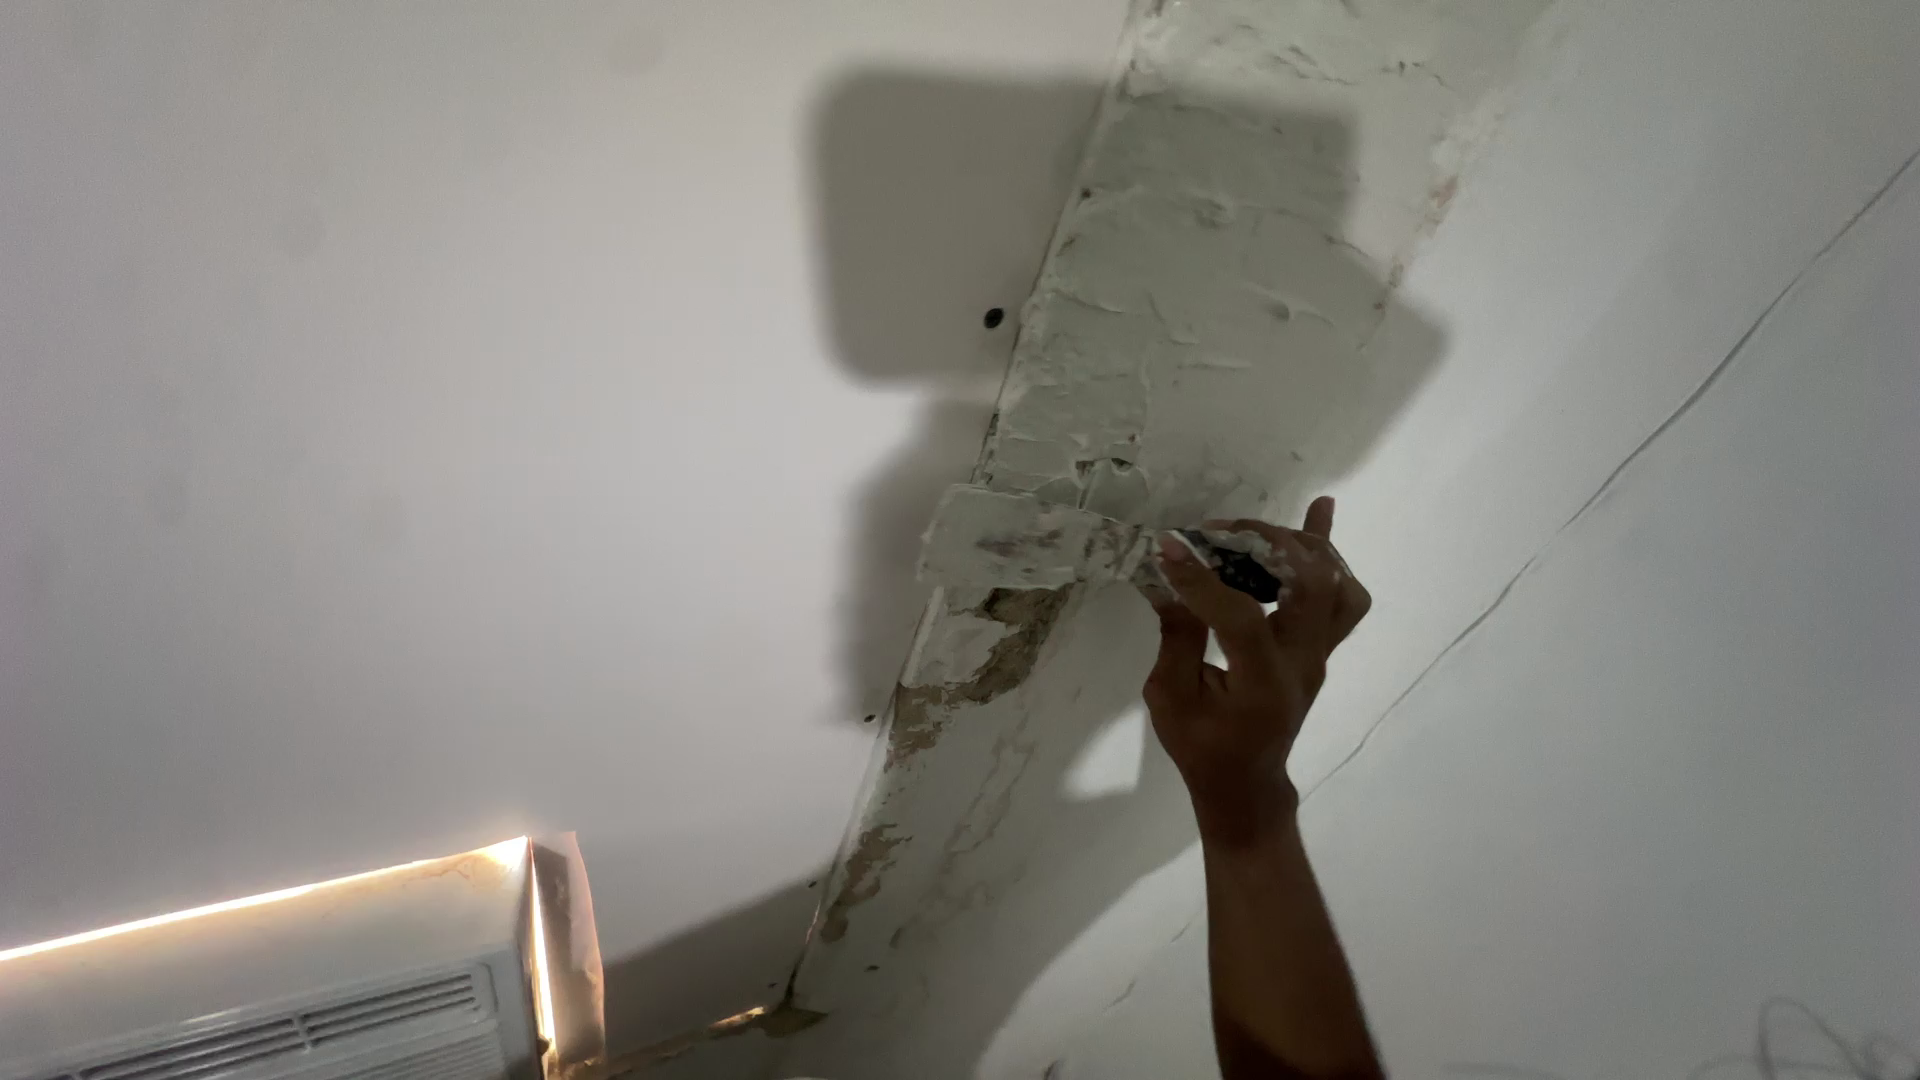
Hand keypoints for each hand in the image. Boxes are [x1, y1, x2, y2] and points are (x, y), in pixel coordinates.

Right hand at [1142, 496, 1370, 837]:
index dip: (1204, 580)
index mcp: (1262, 686)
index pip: (1241, 619)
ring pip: (1337, 586)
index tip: (1169, 546)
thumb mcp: (1169, 697)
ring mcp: (1319, 655)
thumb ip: (1177, 636)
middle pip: (1310, 587)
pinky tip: (1319, 512)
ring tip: (1254, 532)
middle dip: (1263, 545)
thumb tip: (1171, 578)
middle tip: (1215, 532)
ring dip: (1299, 547)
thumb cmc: (1201, 747)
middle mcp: (1303, 665)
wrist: (1245, 781)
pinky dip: (1327, 553)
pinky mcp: (1321, 647)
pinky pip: (1341, 595)